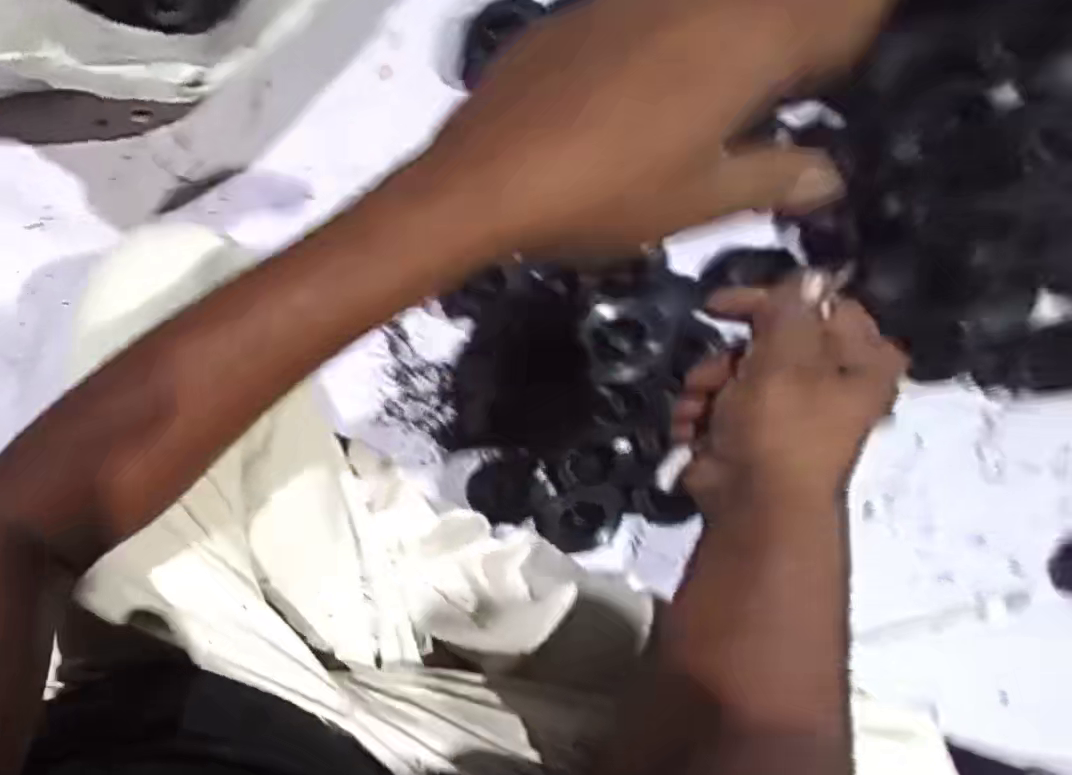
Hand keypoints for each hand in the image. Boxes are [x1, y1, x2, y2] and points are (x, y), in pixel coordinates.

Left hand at [410, 0, 891, 255]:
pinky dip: (621, 55)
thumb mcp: (687, 205)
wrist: (472, 187)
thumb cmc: (591, 197)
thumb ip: (767, 182)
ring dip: (692, 48)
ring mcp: (623, 2)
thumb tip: (825, 180)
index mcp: (758, 31)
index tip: (801, 100)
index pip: (849, 16)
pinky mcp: (560, 23)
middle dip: (763, 50)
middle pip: (766, 9)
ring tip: (652, 114)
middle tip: (725, 113)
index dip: (833, 58)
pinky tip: (586, 106)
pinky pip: (616, 26)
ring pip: (689, 14)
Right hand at [672, 275, 907, 516]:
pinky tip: (693, 433)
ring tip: (696, 415)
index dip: (766, 303)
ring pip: (727, 379)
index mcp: (858, 359)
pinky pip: (711, 410)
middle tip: (709, 380)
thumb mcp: (785, 362)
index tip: (715, 306)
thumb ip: (789, 315)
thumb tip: (806, 275)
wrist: (753, 500)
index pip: (816, 309)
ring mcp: (782, 411)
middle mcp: (826, 381)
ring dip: (700, 394)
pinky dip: (695, 419)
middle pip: (761, 346)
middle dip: (721, 363)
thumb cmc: (779, 429)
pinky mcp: (744, 434)